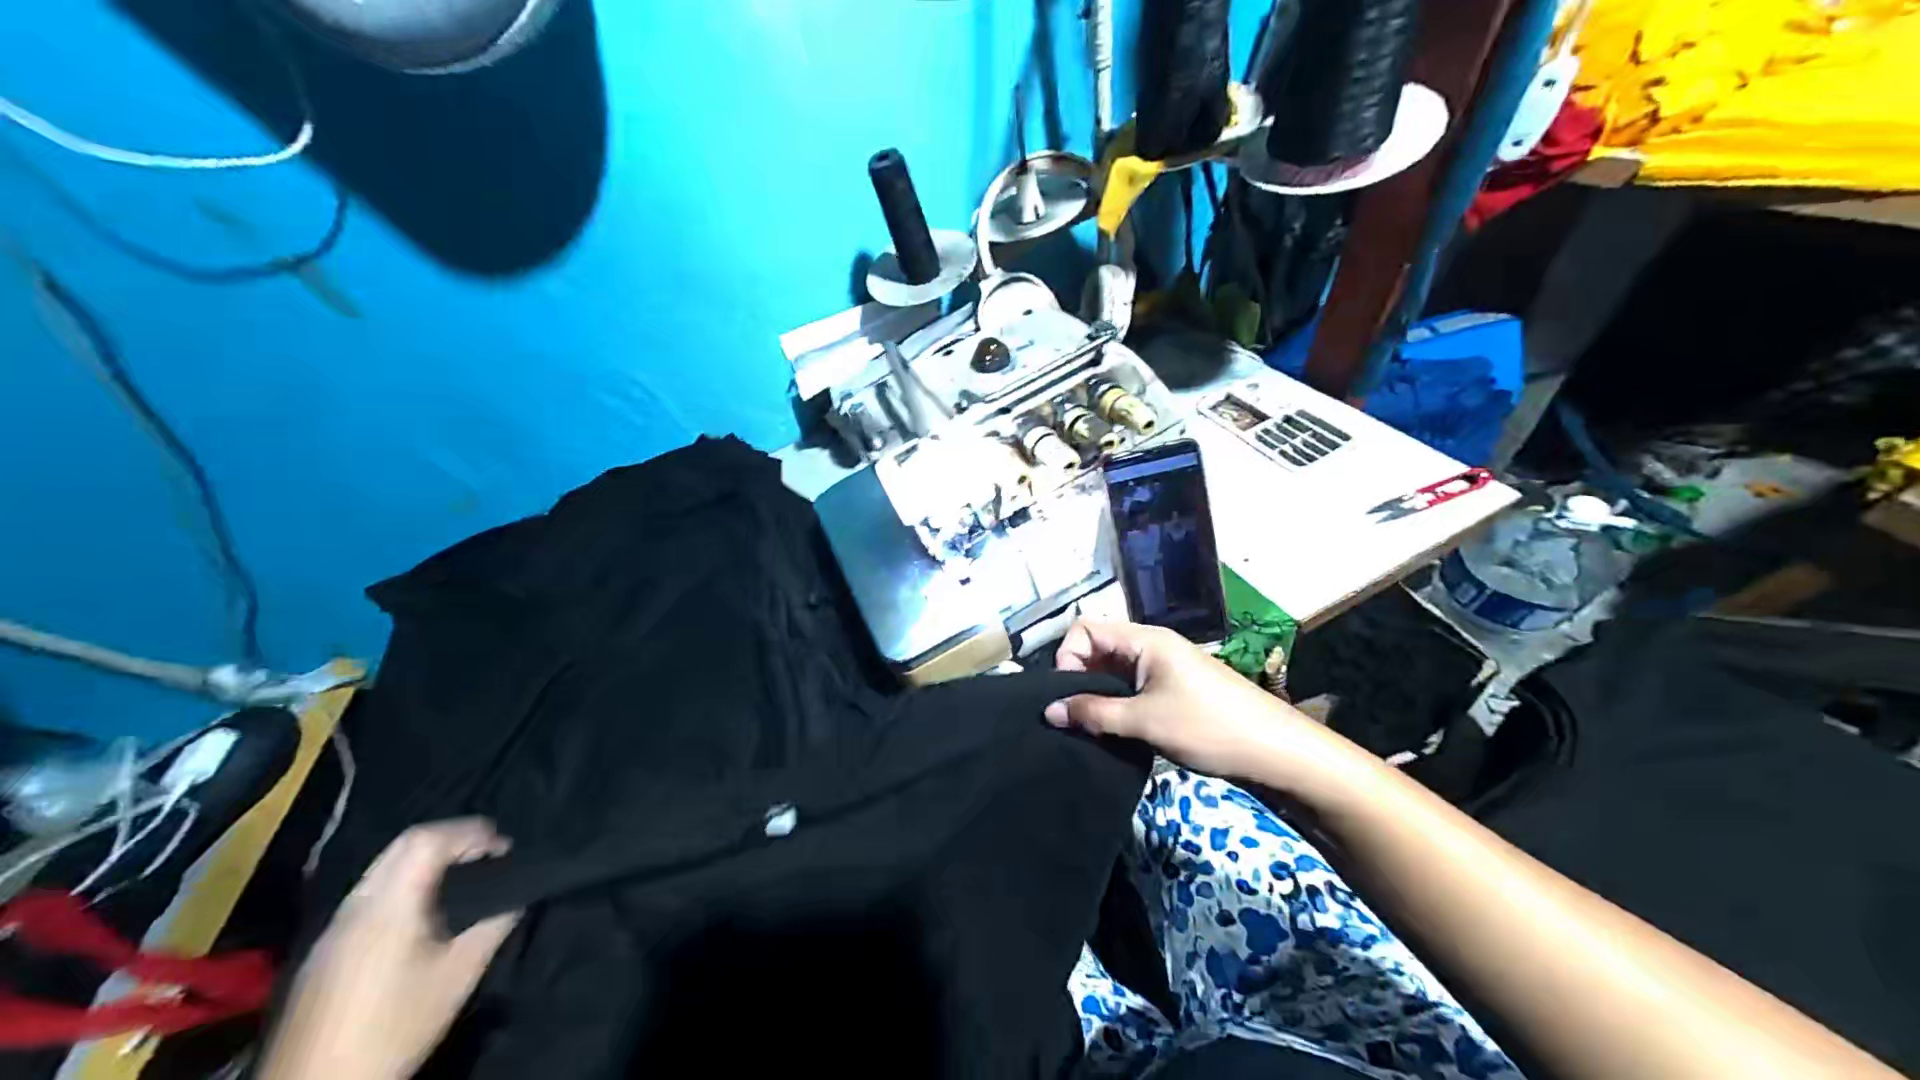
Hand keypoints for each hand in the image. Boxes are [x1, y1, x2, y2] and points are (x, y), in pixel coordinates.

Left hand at [261, 819, 520, 1079]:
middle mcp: (358, 905)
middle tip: (488, 853)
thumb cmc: (394, 1027)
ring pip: (384, 865)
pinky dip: (407, 878)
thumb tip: (517, 896)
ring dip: (428, 857)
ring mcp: (335, 926)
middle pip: (404, 844)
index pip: (429, 840)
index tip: (504, 848)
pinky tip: (425, 908)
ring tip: (464, 875)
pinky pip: (372, 890)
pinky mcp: (326, 947)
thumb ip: (495, 925)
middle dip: (452, 837)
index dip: (472, 833)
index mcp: (389, 906)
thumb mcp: (460, 975)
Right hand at [1046, 619, 1360, 792]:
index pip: (1085, 629)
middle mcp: (1152, 647)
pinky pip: (1131, 688)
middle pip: (1097, 648)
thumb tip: (1049, 711)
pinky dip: (1117, 705)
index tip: (1067, 695)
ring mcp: (1164, 669)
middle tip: (1074, 716)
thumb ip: (1093, 714)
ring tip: (1091, 728)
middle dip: (1078, 678)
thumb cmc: (1209, 727)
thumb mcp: (1144, 721)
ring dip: (1097, 695)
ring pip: (1113, 672)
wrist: (1277, 752)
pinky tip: (1115, 732)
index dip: (1067, 657)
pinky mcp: (1174, 691)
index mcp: (1145, 640)